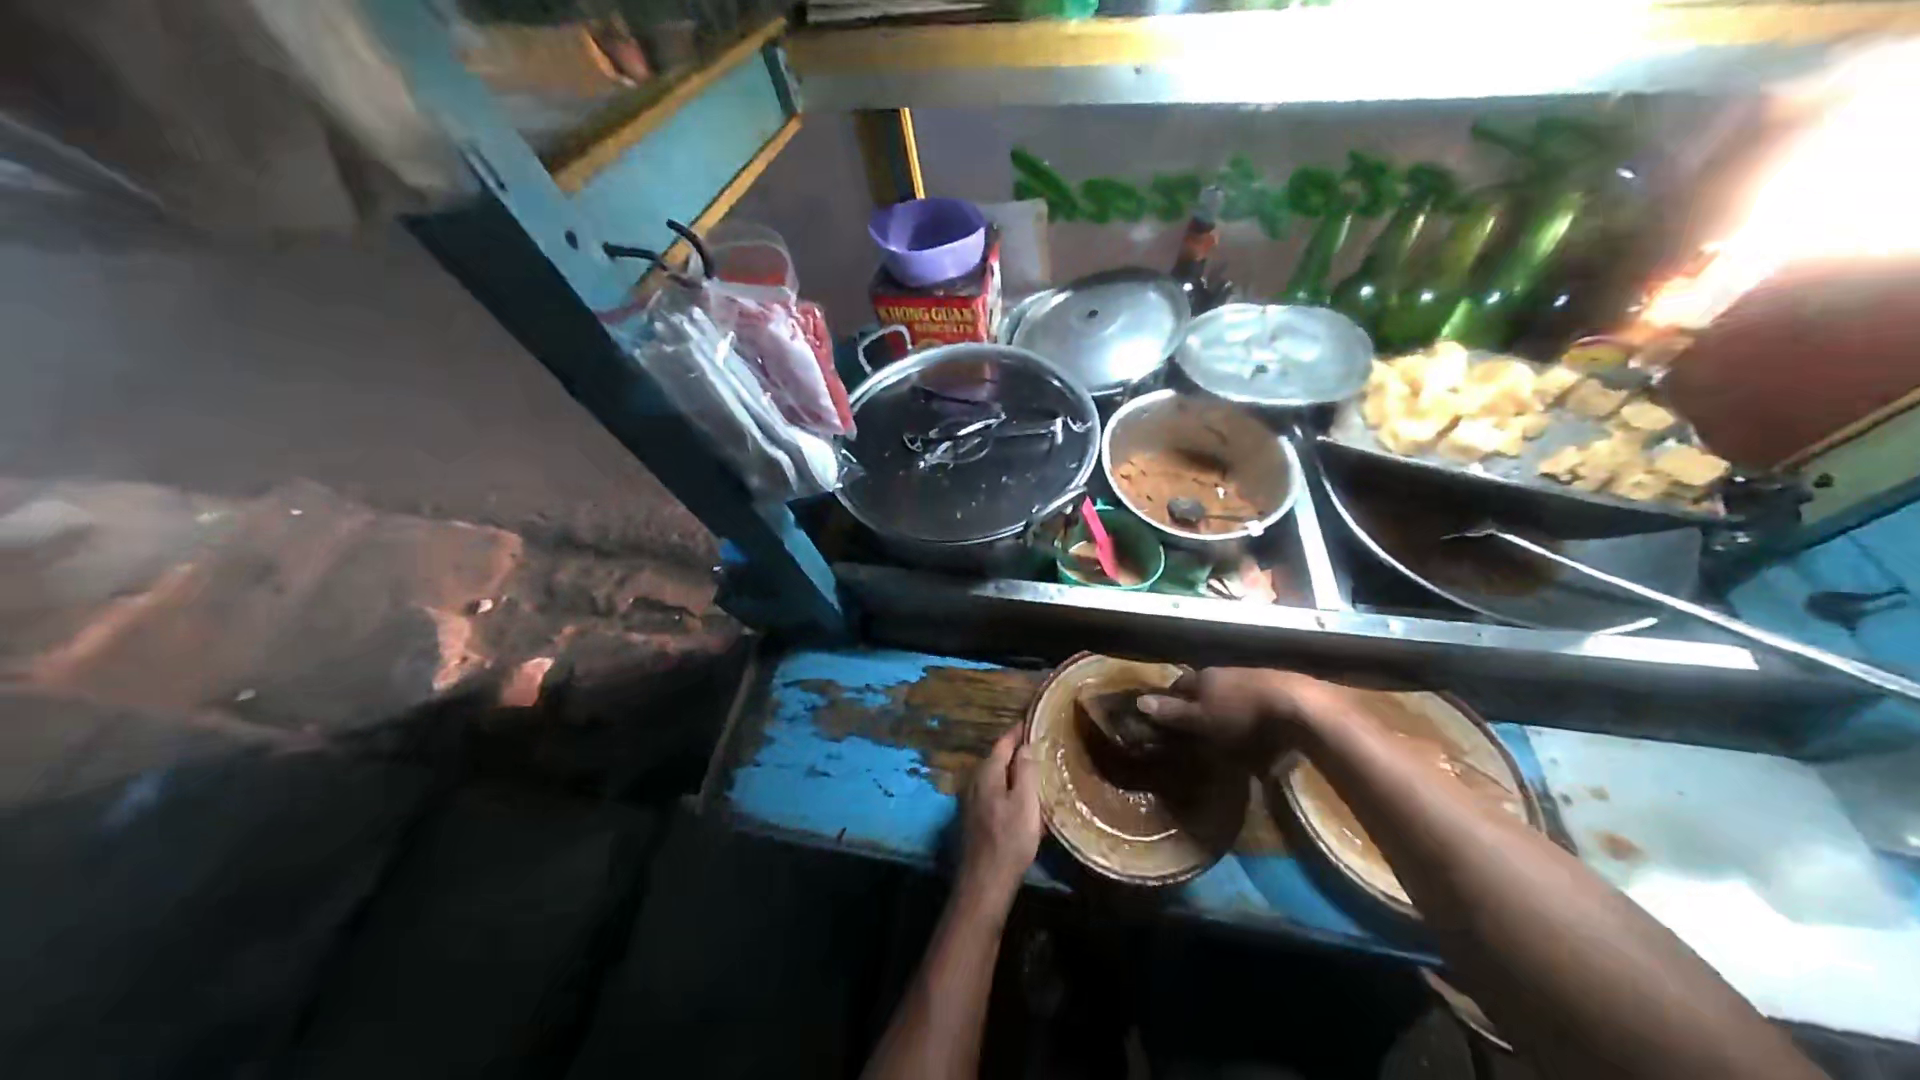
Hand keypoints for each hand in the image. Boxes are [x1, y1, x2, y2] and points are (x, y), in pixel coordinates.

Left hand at [957, 726, 1042, 907]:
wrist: (985, 881)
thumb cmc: (1010, 839)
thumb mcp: (1025, 802)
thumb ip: (1026, 771)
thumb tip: (1026, 745)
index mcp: (987, 773)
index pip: (1003, 743)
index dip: (1018, 732)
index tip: (1033, 721)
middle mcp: (975, 781)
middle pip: (998, 758)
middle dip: (1017, 751)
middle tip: (1040, 745)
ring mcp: (972, 800)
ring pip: (996, 777)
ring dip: (1013, 771)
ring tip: (1036, 769)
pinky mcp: (975, 817)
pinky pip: (995, 793)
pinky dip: (1009, 788)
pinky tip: (1023, 799)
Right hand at [1137, 668, 1355, 768]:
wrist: (1299, 707)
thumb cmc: (1242, 715)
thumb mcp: (1202, 719)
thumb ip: (1173, 712)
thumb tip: (1140, 701)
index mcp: (1204, 676)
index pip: (1179, 684)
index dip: (1171, 700)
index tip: (1167, 717)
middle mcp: (1226, 672)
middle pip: (1206, 687)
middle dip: (1200, 704)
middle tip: (1196, 726)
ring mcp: (1254, 678)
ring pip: (1231, 692)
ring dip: (1226, 707)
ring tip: (1226, 730)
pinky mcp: (1279, 689)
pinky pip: (1255, 699)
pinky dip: (1250, 712)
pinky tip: (1256, 728)